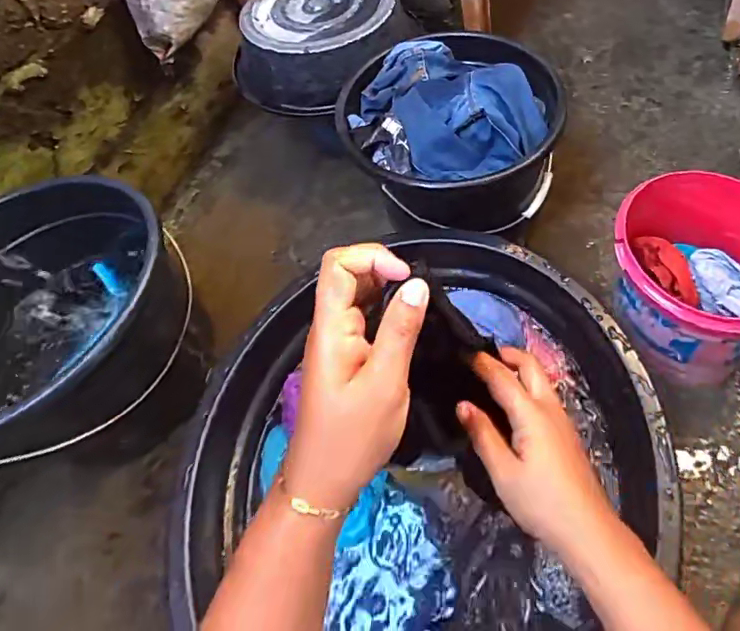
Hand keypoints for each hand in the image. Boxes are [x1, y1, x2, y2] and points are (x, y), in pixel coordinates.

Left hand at [284, 244, 427, 509]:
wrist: (321, 484)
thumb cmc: (352, 439)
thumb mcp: (386, 384)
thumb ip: (401, 331)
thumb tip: (417, 284)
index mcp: (330, 327)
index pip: (337, 264)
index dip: (371, 256)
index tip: (406, 276)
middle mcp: (328, 325)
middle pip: (345, 272)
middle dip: (381, 267)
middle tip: (416, 287)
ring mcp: (334, 339)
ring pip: (355, 292)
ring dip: (384, 286)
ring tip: (416, 300)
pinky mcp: (344, 353)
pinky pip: (362, 314)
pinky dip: (384, 307)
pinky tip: (405, 320)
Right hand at [459, 347, 616, 556]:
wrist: (588, 529)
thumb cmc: (541, 502)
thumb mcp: (503, 473)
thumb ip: (483, 435)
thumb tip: (463, 404)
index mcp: (531, 413)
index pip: (503, 377)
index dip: (482, 363)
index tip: (463, 354)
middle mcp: (549, 407)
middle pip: (530, 365)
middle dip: (507, 354)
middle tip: (483, 357)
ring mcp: (562, 418)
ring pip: (541, 378)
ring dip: (519, 368)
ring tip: (495, 375)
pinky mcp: (566, 431)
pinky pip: (545, 394)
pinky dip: (528, 384)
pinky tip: (515, 403)